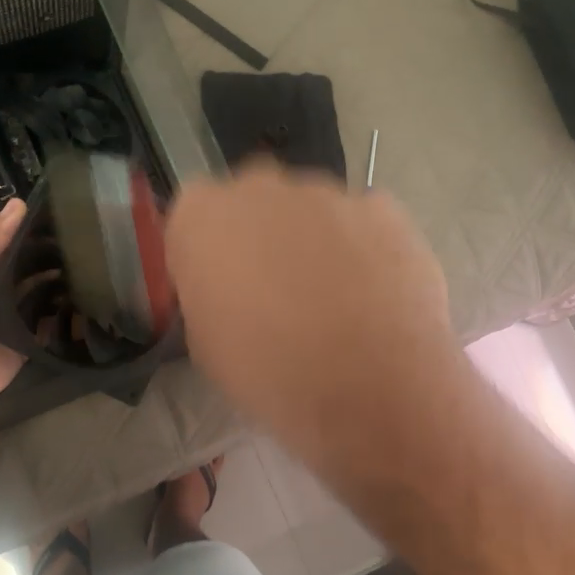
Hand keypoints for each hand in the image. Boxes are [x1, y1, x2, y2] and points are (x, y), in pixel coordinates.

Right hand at [164, 160, 455, 457]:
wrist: (377, 386)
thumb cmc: (273, 374)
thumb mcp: (207, 348)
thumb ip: (207, 299)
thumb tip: (226, 294)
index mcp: (201, 218)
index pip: (191, 221)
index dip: (206, 257)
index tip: (219, 293)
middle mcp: (260, 188)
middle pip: (251, 205)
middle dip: (260, 239)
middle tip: (275, 295)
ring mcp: (327, 192)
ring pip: (308, 212)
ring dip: (312, 244)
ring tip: (333, 303)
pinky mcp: (384, 208)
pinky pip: (360, 224)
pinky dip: (362, 250)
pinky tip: (373, 297)